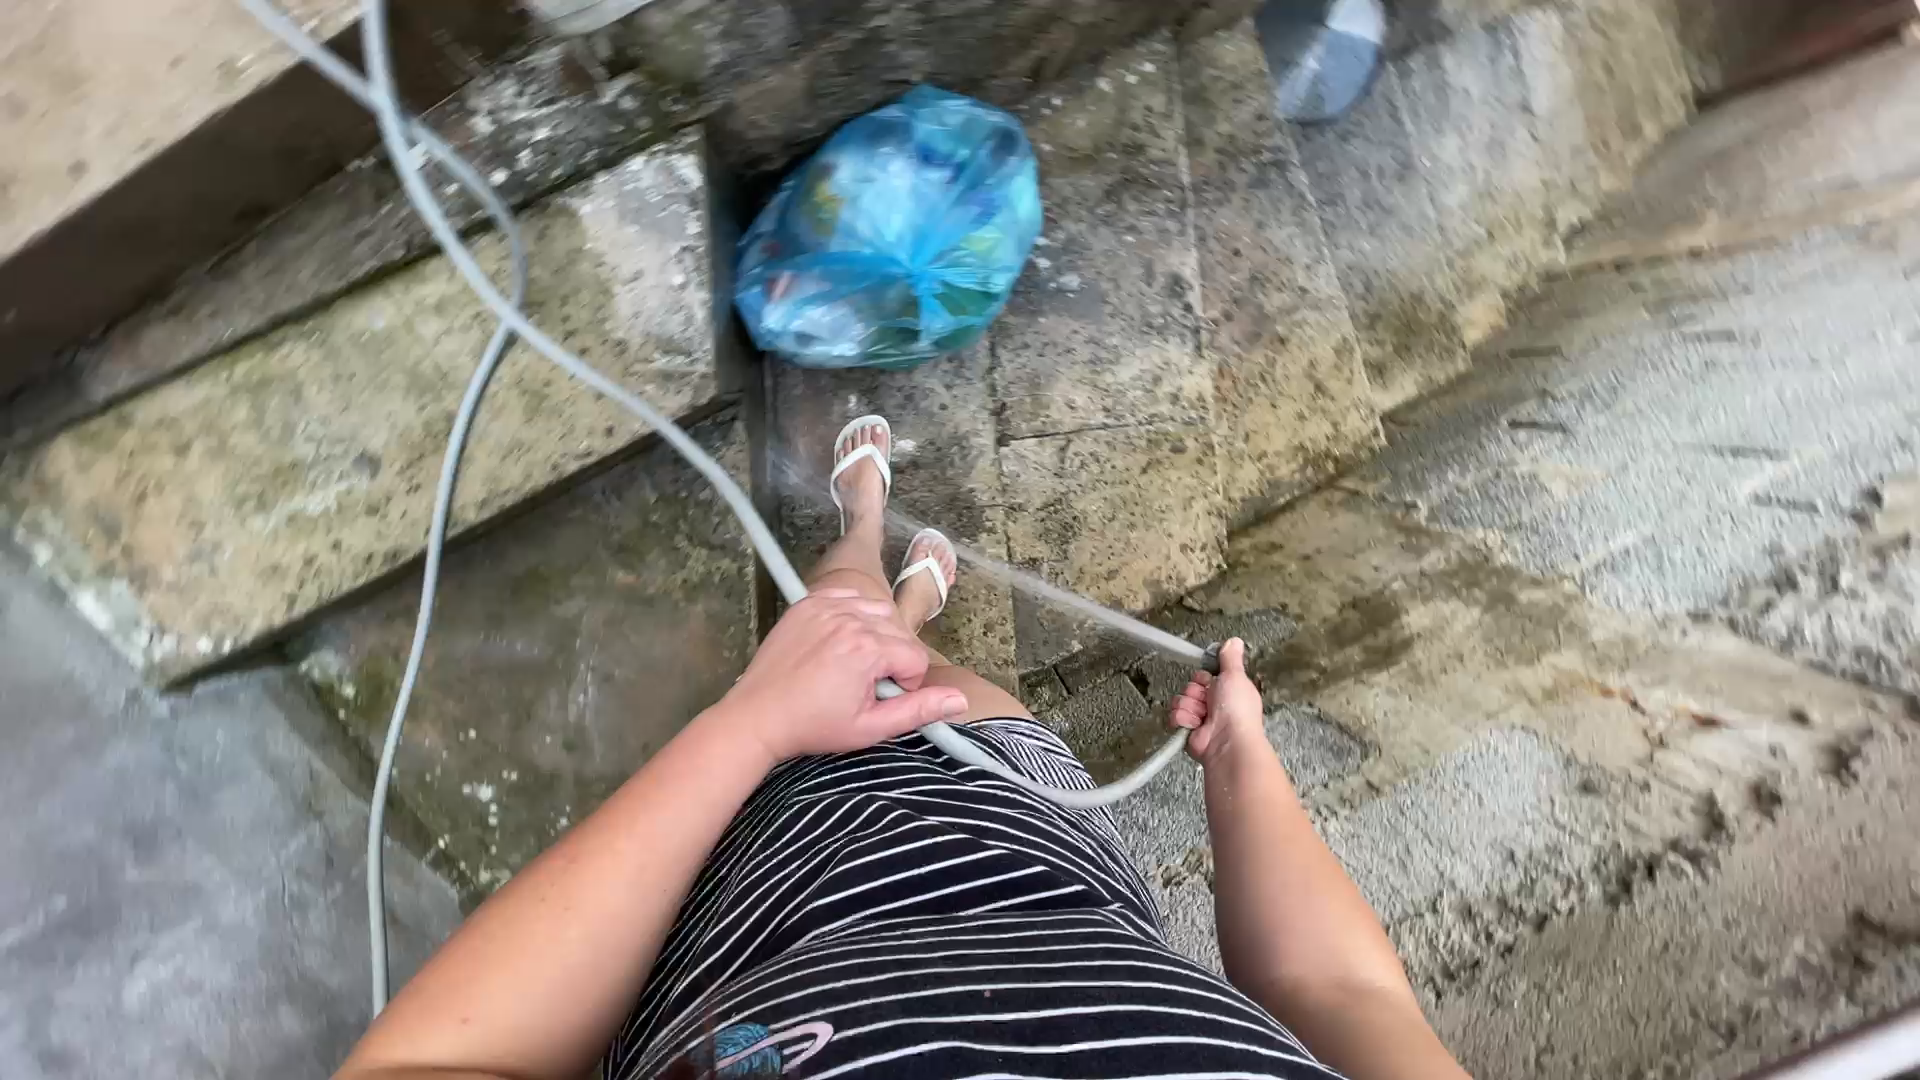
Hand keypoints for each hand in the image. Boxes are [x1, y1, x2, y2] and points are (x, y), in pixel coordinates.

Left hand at [712, 588, 967, 763]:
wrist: (758, 716)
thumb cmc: (813, 726)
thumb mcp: (870, 727)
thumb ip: (918, 710)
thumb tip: (961, 700)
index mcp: (868, 650)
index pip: (915, 657)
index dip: (905, 682)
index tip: (878, 697)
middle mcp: (850, 620)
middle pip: (899, 633)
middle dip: (891, 659)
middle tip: (863, 685)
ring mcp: (827, 607)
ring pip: (878, 612)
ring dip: (875, 635)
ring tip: (852, 663)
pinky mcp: (809, 603)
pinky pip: (850, 598)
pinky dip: (853, 615)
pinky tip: (839, 641)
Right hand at [1168, 638, 1266, 767]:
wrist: (1228, 742)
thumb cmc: (1237, 709)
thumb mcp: (1235, 676)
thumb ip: (1230, 658)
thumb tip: (1234, 640)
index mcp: (1226, 691)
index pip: (1202, 676)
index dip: (1202, 677)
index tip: (1209, 681)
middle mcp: (1213, 705)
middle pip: (1189, 687)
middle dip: (1195, 693)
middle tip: (1207, 701)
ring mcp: (1199, 718)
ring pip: (1179, 701)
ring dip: (1189, 707)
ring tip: (1202, 716)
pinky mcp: (1187, 731)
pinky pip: (1173, 717)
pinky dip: (1183, 720)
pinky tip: (1195, 725)